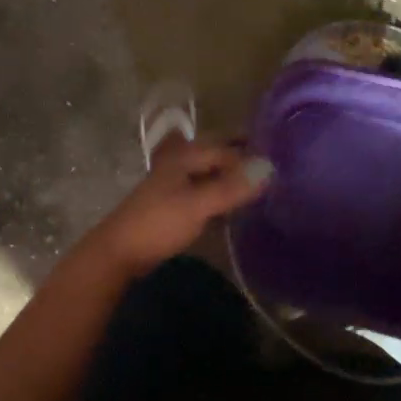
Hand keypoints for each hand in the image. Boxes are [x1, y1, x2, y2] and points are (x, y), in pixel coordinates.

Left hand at [76, 136, 271, 273]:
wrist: (119, 252)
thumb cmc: (158, 223)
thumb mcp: (197, 204)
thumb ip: (231, 187)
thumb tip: (269, 167)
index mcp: (183, 157)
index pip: (225, 149)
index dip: (250, 155)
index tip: (280, 164)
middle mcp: (179, 164)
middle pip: (216, 158)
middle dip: (242, 161)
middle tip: (275, 171)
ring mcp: (175, 185)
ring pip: (210, 176)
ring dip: (232, 180)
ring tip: (263, 189)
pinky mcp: (174, 206)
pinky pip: (204, 193)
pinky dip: (221, 196)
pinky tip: (236, 208)